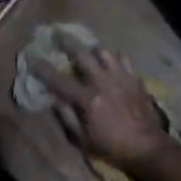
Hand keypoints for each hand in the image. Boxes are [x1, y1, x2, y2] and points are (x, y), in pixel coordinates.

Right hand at [32, 37, 173, 165]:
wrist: (147, 146)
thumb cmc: (111, 146)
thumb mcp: (82, 139)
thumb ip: (66, 117)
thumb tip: (52, 99)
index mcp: (88, 99)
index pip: (60, 80)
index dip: (44, 69)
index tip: (33, 59)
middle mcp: (103, 82)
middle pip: (83, 55)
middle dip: (67, 43)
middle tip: (58, 34)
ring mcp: (121, 78)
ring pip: (104, 52)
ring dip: (92, 49)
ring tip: (87, 47)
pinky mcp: (135, 79)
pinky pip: (123, 59)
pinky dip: (114, 58)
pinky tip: (111, 61)